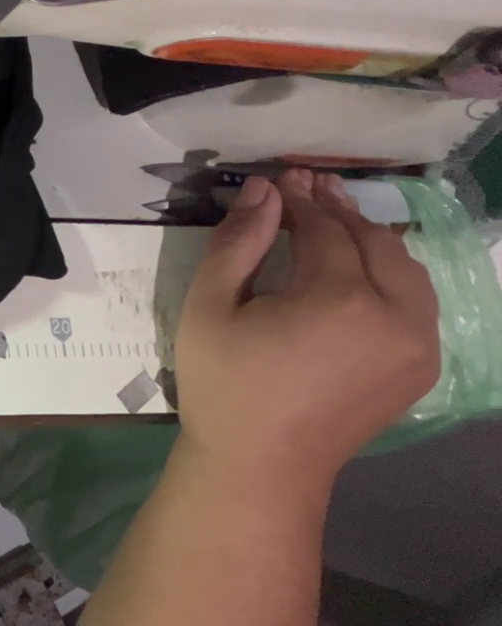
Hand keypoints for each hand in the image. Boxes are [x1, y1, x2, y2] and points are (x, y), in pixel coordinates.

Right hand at [175, 170, 440, 490]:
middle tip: (306, 185)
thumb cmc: (223, 376)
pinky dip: (388, 272)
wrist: (262, 457)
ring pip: (408, 271)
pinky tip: (356, 266)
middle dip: (340, 210)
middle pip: (376, 243)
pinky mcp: (421, 366)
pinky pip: (416, 303)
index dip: (302, 198)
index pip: (327, 230)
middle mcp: (396, 316)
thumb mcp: (211, 303)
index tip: (280, 174)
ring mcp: (419, 345)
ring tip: (333, 218)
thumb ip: (239, 242)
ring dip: (371, 238)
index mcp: (340, 299)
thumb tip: (264, 191)